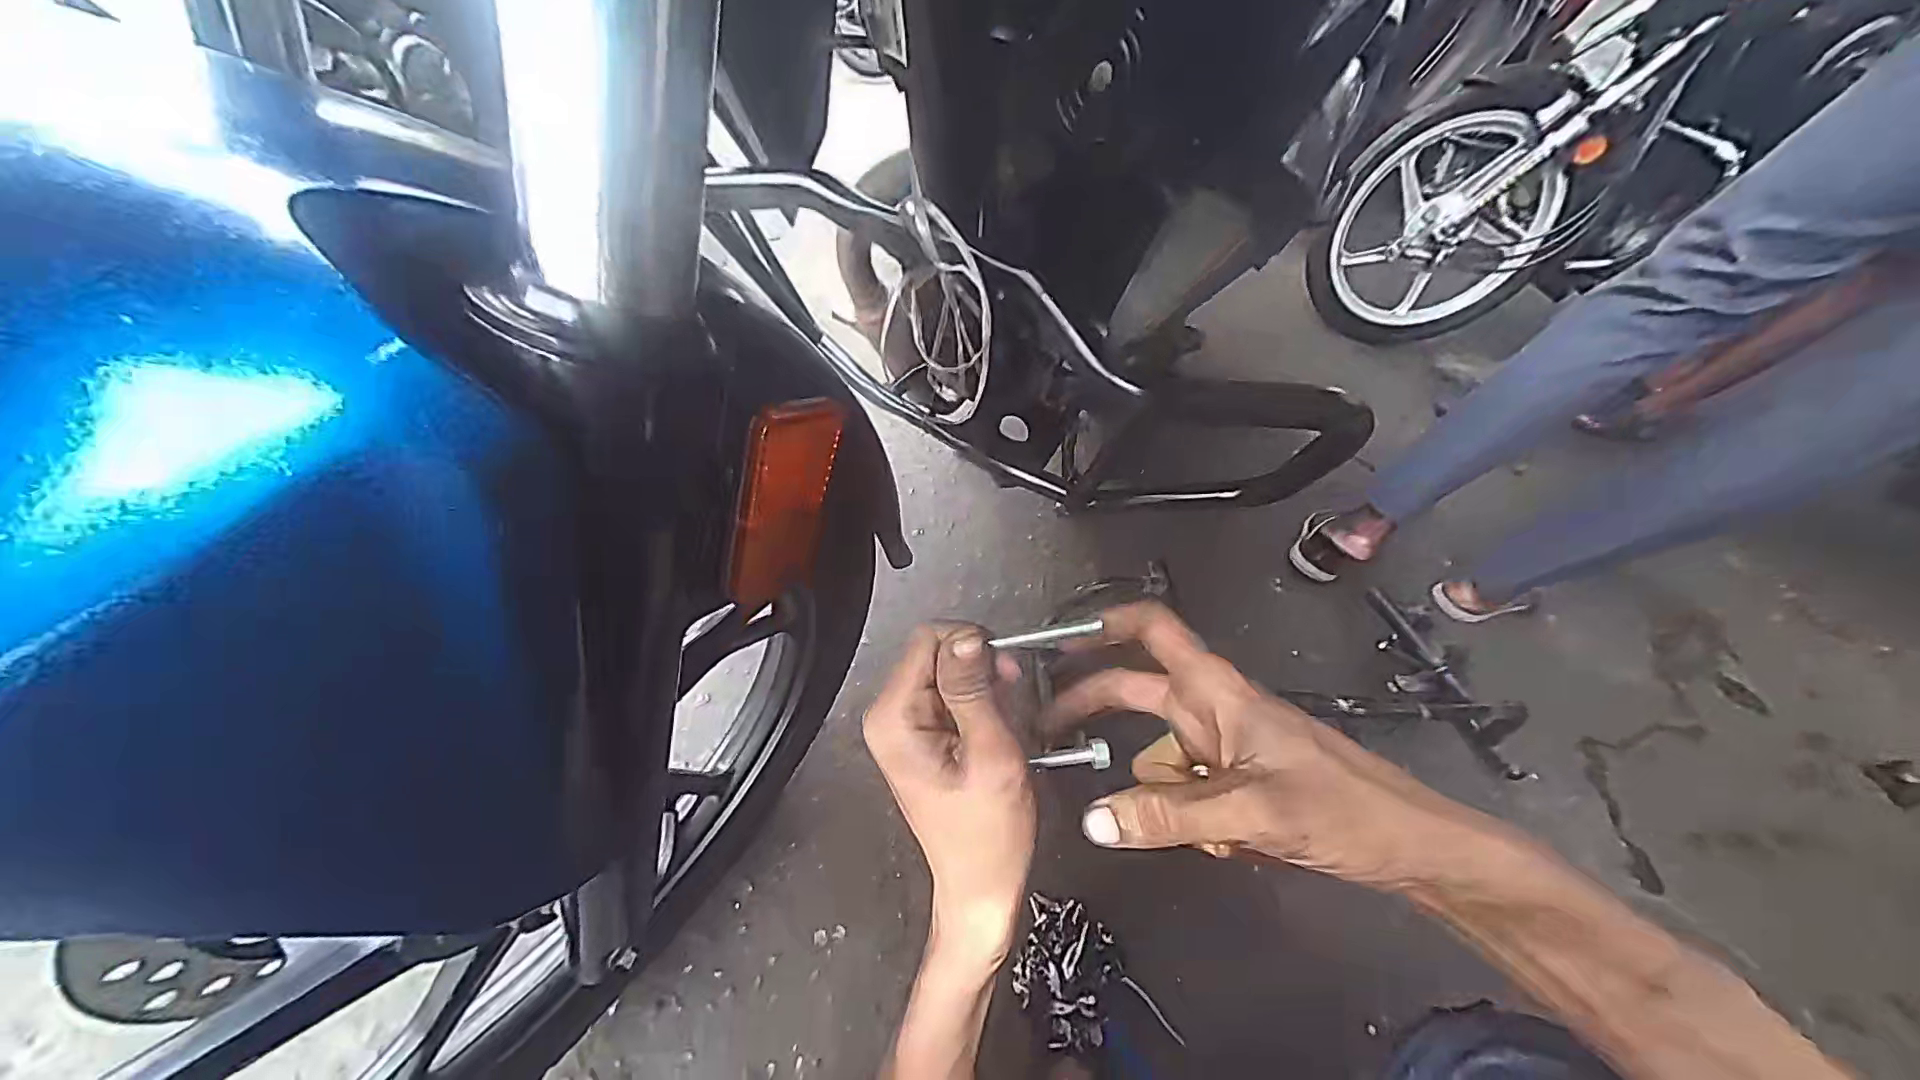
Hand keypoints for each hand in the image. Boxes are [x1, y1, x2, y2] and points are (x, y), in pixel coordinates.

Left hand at [864, 624, 1036, 959]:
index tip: (999, 672)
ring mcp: (905, 725)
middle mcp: (891, 717)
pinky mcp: (922, 733)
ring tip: (1000, 723)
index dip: (972, 646)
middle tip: (1005, 699)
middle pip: (937, 651)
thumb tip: (967, 637)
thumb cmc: (985, 838)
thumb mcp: (990, 754)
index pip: (929, 638)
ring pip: (948, 669)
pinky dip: (980, 701)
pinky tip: (992, 729)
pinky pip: (953, 692)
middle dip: (979, 667)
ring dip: (983, 686)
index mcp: (895, 719)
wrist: (980, 884)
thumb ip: (975, 689)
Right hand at [1045, 602, 1521, 891]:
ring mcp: (1220, 743)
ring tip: (1204, 831)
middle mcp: (1210, 708)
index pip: (1152, 631)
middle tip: (1049, 731)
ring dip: (1159, 793)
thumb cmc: (1343, 807)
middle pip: (1133, 691)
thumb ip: (1169, 816)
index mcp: (1215, 690)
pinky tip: (1226, 843)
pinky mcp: (1231, 777)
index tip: (1059, 641)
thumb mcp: (1252, 812)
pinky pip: (1182, 788)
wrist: (1411, 848)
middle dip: (1092, 707)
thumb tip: (1094, 821)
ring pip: (1157, 756)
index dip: (1104, 624)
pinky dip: (1186, 815)